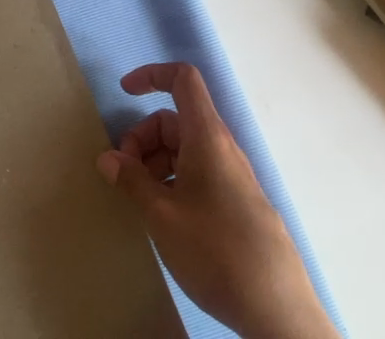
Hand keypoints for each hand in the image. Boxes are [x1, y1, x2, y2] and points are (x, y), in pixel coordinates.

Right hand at [96, 63, 338, 338]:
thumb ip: (131, 181)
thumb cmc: (214, 250)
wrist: (276, 309)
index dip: (151, 75)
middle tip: (124, 173)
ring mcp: (235, 178)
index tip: (123, 92)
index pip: (183, 80)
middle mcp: (224, 149)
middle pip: (177, 120)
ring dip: (156, 163)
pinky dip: (175, 181)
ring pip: (187, 150)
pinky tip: (165, 217)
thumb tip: (108, 158)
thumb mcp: (161, 215)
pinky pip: (200, 175)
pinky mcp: (240, 204)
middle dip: (143, 137)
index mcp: (207, 138)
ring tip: (141, 200)